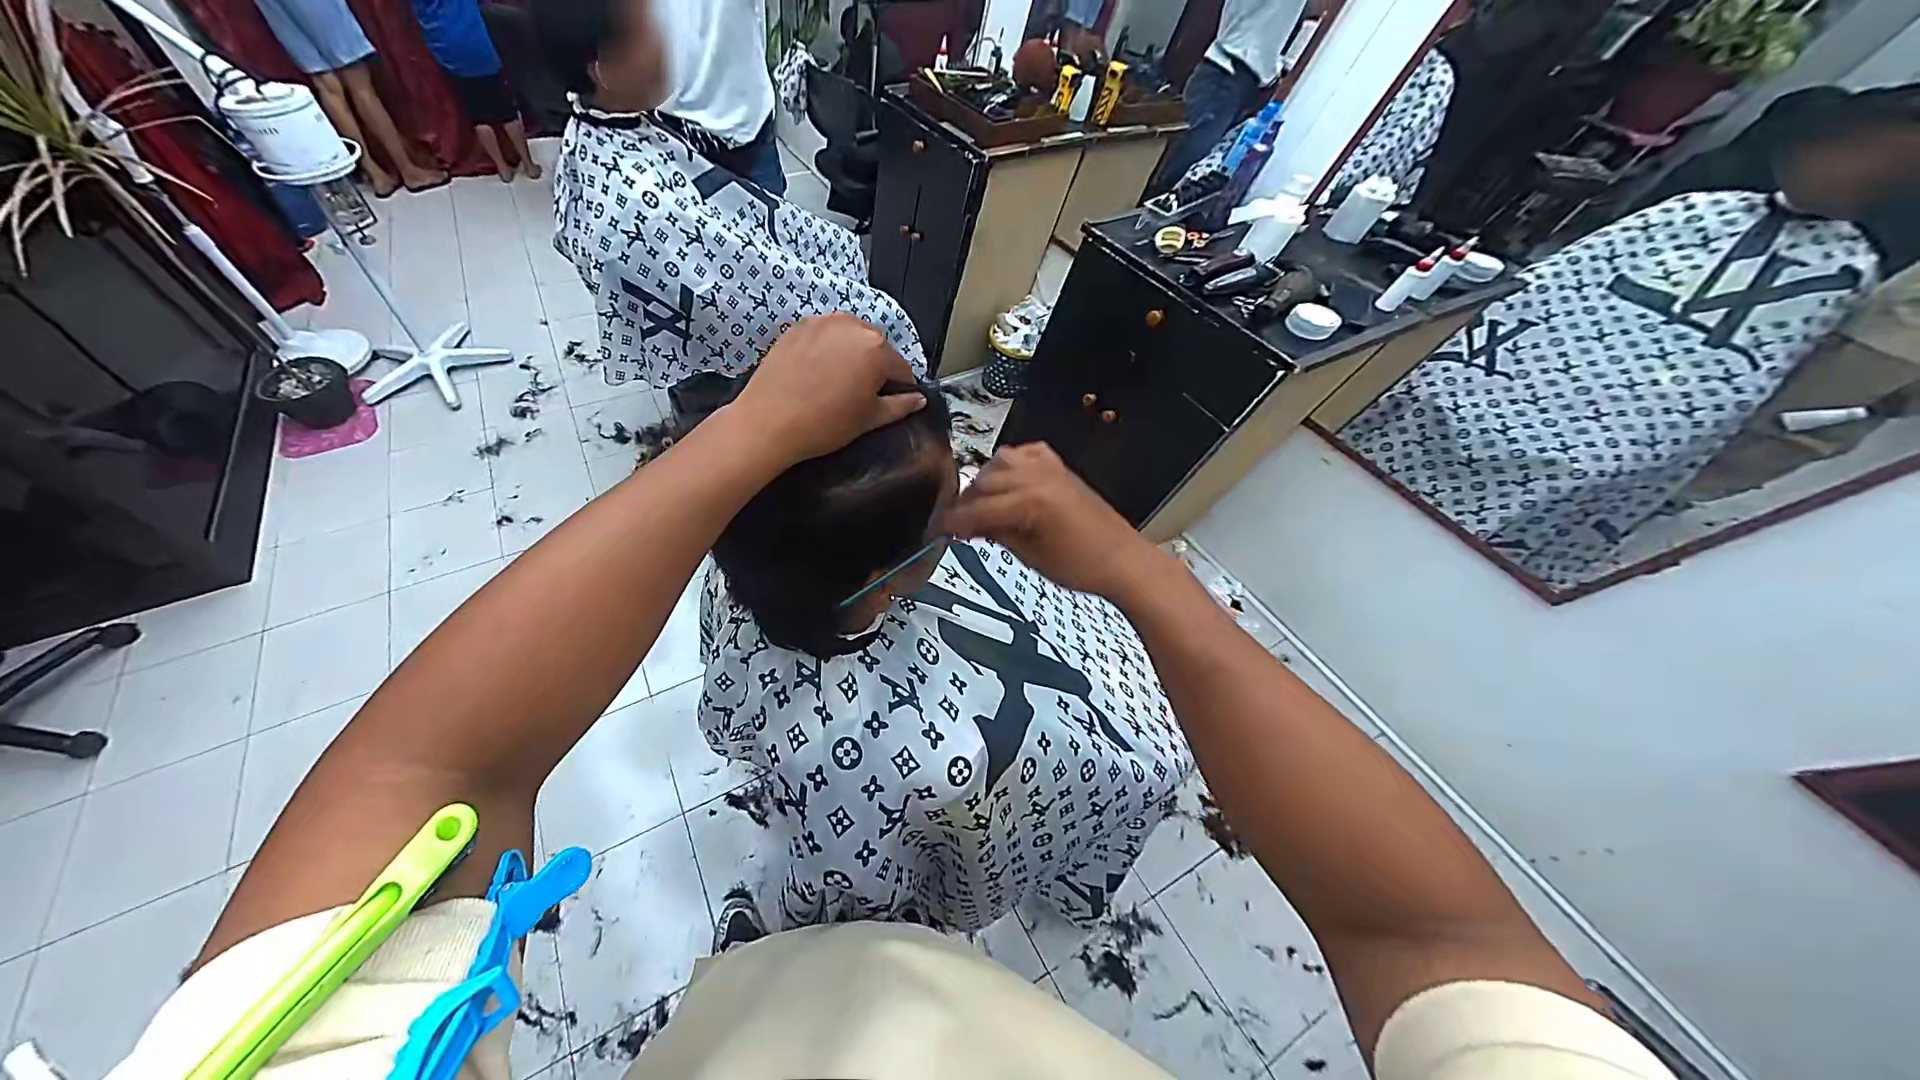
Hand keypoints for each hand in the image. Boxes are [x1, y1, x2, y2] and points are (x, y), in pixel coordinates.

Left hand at [726, 314, 925, 465]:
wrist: (767, 423)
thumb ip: (900, 406)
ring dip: (850, 358)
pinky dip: (826, 353)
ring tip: (836, 388)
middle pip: (876, 348)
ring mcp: (821, 324)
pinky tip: (817, 378)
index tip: (896, 399)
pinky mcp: (797, 328)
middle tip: (861, 398)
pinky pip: (824, 338)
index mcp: (876, 348)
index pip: (902, 367)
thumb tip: (915, 400)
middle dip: (874, 369)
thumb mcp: (869, 419)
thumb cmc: (819, 423)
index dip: (902, 387)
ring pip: (849, 340)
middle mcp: (850, 327)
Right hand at [941, 442, 1165, 599]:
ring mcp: (1049, 467)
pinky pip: (1023, 454)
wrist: (1120, 559)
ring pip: (997, 463)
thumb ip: (994, 534)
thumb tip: (967, 526)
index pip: (974, 509)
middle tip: (955, 526)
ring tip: (980, 508)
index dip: (949, 523)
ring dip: (983, 483)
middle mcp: (1037, 476)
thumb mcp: (1028, 556)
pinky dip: (1009, 466)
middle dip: (963, 505)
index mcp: (1029, 502)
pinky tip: (1006, 484)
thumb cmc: (1084, 565)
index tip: (935, 531)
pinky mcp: (1058, 467)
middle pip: (980, 482)